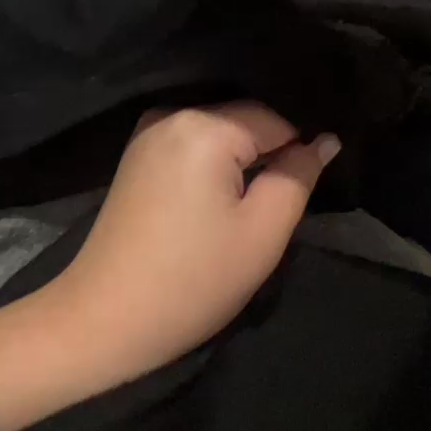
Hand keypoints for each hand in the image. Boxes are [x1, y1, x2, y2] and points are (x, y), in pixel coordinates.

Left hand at [0, 104, 338, 430]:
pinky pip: (191, 145)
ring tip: (252, 205)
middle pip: (243, 120)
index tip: (309, 188)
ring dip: (241, 161)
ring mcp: (147, 132)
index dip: (300, 150)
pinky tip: (217, 202)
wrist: (107, 315)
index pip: (275, 118)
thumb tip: (324, 139)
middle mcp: (171, 114)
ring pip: (218, 133)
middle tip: (282, 203)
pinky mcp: (136, 155)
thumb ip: (297, 176)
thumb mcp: (263, 231)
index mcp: (203, 124)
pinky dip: (212, 166)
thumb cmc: (194, 278)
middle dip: (269, 153)